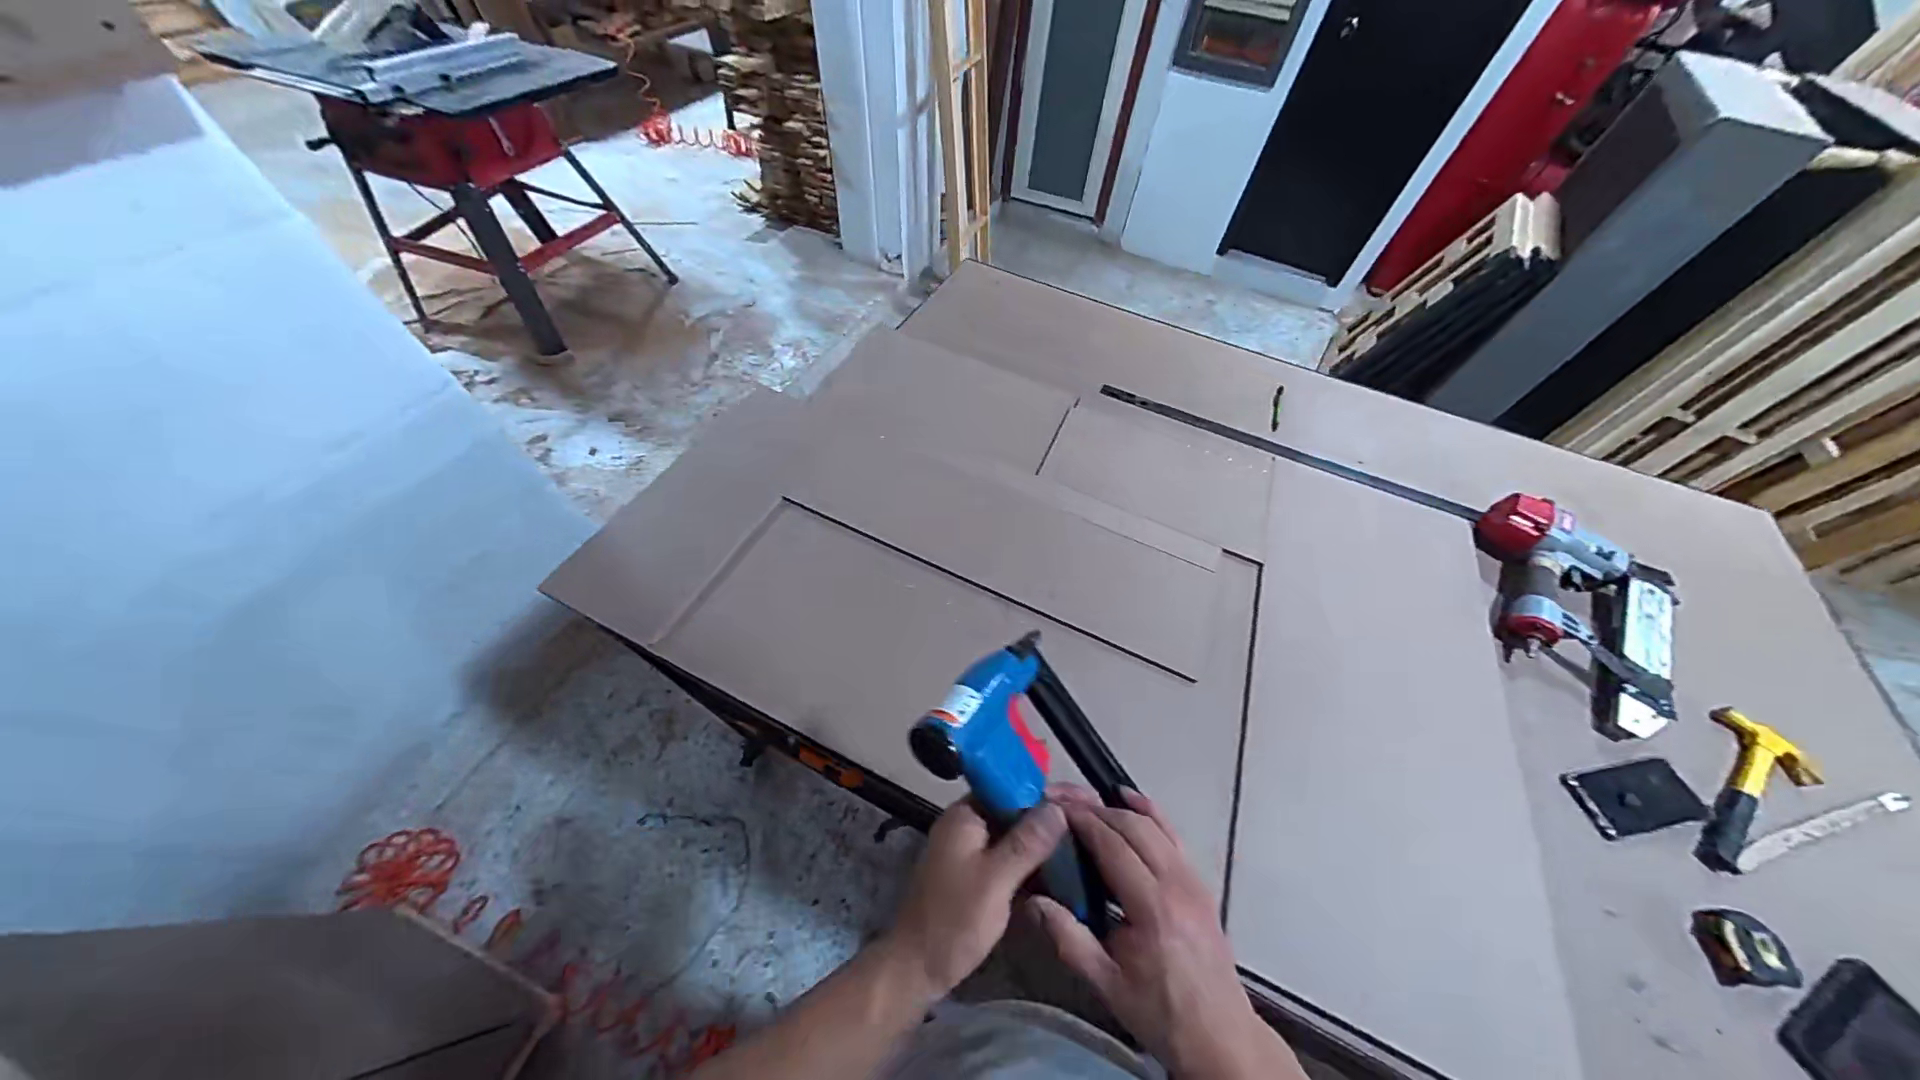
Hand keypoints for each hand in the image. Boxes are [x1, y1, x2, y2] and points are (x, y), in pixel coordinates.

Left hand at [882, 797, 1069, 1001]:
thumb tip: (1058, 807)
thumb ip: (1026, 842)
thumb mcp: (994, 880)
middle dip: (1051, 816)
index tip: (1082, 799)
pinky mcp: (977, 876)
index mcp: (965, 815)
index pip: (1011, 787)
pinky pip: (1010, 858)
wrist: (916, 970)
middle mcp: (967, 825)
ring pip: (1015, 836)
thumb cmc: (952, 920)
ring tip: (1085, 843)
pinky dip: (1033, 862)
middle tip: (1091, 821)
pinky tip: (1062, 869)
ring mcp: (971, 851)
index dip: (1047, 791)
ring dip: (1045, 841)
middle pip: (1015, 810)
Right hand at [1031, 786, 1303, 1079]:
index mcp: (1153, 908)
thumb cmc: (1160, 1012)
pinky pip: (1173, 835)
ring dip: (1119, 807)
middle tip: (1063, 800)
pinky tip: (1130, 799)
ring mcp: (1193, 880)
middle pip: (1133, 827)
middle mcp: (1177, 884)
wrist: (1220, 1036)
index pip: (1113, 846)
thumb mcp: (1107, 983)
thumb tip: (1032, 901)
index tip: (1054, 807)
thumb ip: (1069, 938)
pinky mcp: (1200, 883)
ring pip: (1155, 825)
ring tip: (1086, 800)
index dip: (1082, 821)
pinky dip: (1151, 812)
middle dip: (1095, 807)